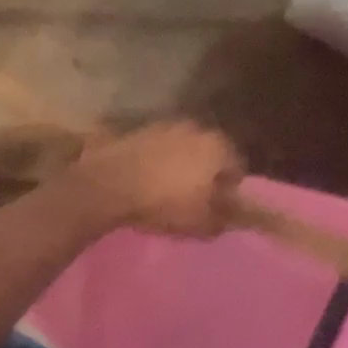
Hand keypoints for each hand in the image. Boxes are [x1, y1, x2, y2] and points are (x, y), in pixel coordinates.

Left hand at [70, 122, 243, 236]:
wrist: (108, 183)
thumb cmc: (164, 202)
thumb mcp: (202, 222)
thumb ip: (225, 218)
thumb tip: (230, 216)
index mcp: (218, 145)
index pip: (238, 167)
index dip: (230, 190)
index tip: (217, 207)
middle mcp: (195, 127)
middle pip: (209, 153)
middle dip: (205, 173)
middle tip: (193, 198)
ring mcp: (163, 125)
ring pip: (181, 148)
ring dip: (178, 164)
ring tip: (166, 189)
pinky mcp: (136, 129)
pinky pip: (155, 148)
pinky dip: (155, 160)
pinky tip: (144, 178)